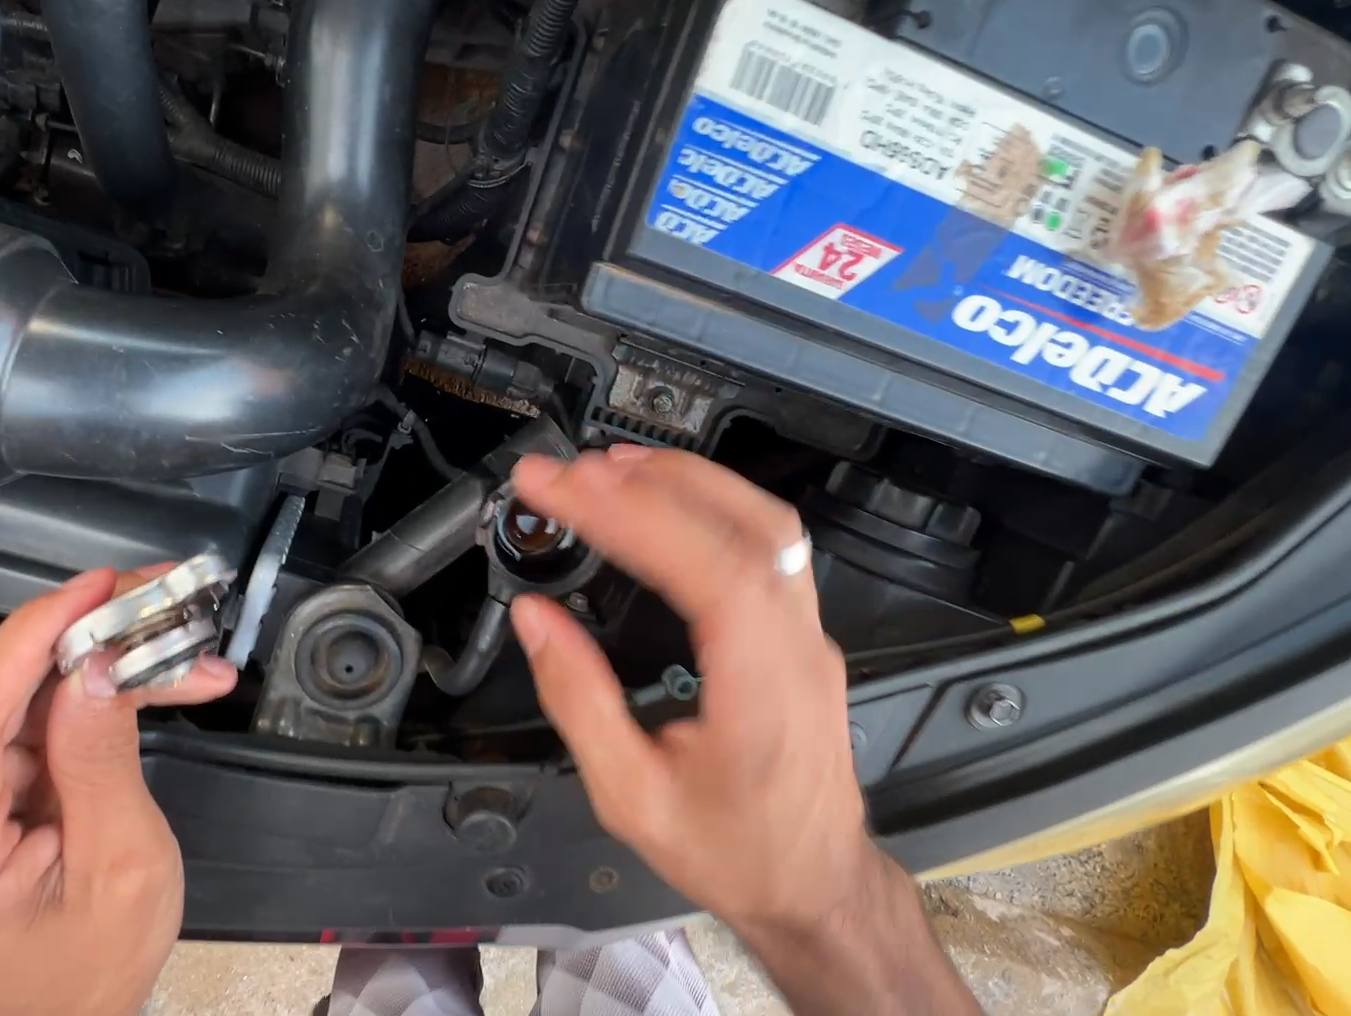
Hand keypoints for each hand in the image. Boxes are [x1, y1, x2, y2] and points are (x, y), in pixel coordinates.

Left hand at [0, 567, 237, 1015]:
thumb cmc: (99, 964)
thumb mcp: (123, 863)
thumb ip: (101, 760)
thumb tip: (95, 667)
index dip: (30, 638)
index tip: (96, 588)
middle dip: (80, 640)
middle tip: (155, 599)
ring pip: (22, 703)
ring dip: (101, 668)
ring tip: (179, 646)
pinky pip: (33, 728)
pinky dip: (94, 701)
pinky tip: (153, 684)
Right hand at [508, 447, 977, 1015]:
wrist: (815, 884)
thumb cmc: (733, 851)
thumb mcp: (631, 796)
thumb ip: (578, 699)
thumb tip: (535, 619)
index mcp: (760, 691)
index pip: (706, 569)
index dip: (630, 514)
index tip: (561, 488)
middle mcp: (796, 647)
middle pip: (742, 527)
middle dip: (649, 483)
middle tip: (572, 470)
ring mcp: (807, 632)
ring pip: (763, 523)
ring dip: (684, 479)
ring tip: (611, 466)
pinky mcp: (800, 627)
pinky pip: (764, 542)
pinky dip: (708, 501)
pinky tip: (664, 496)